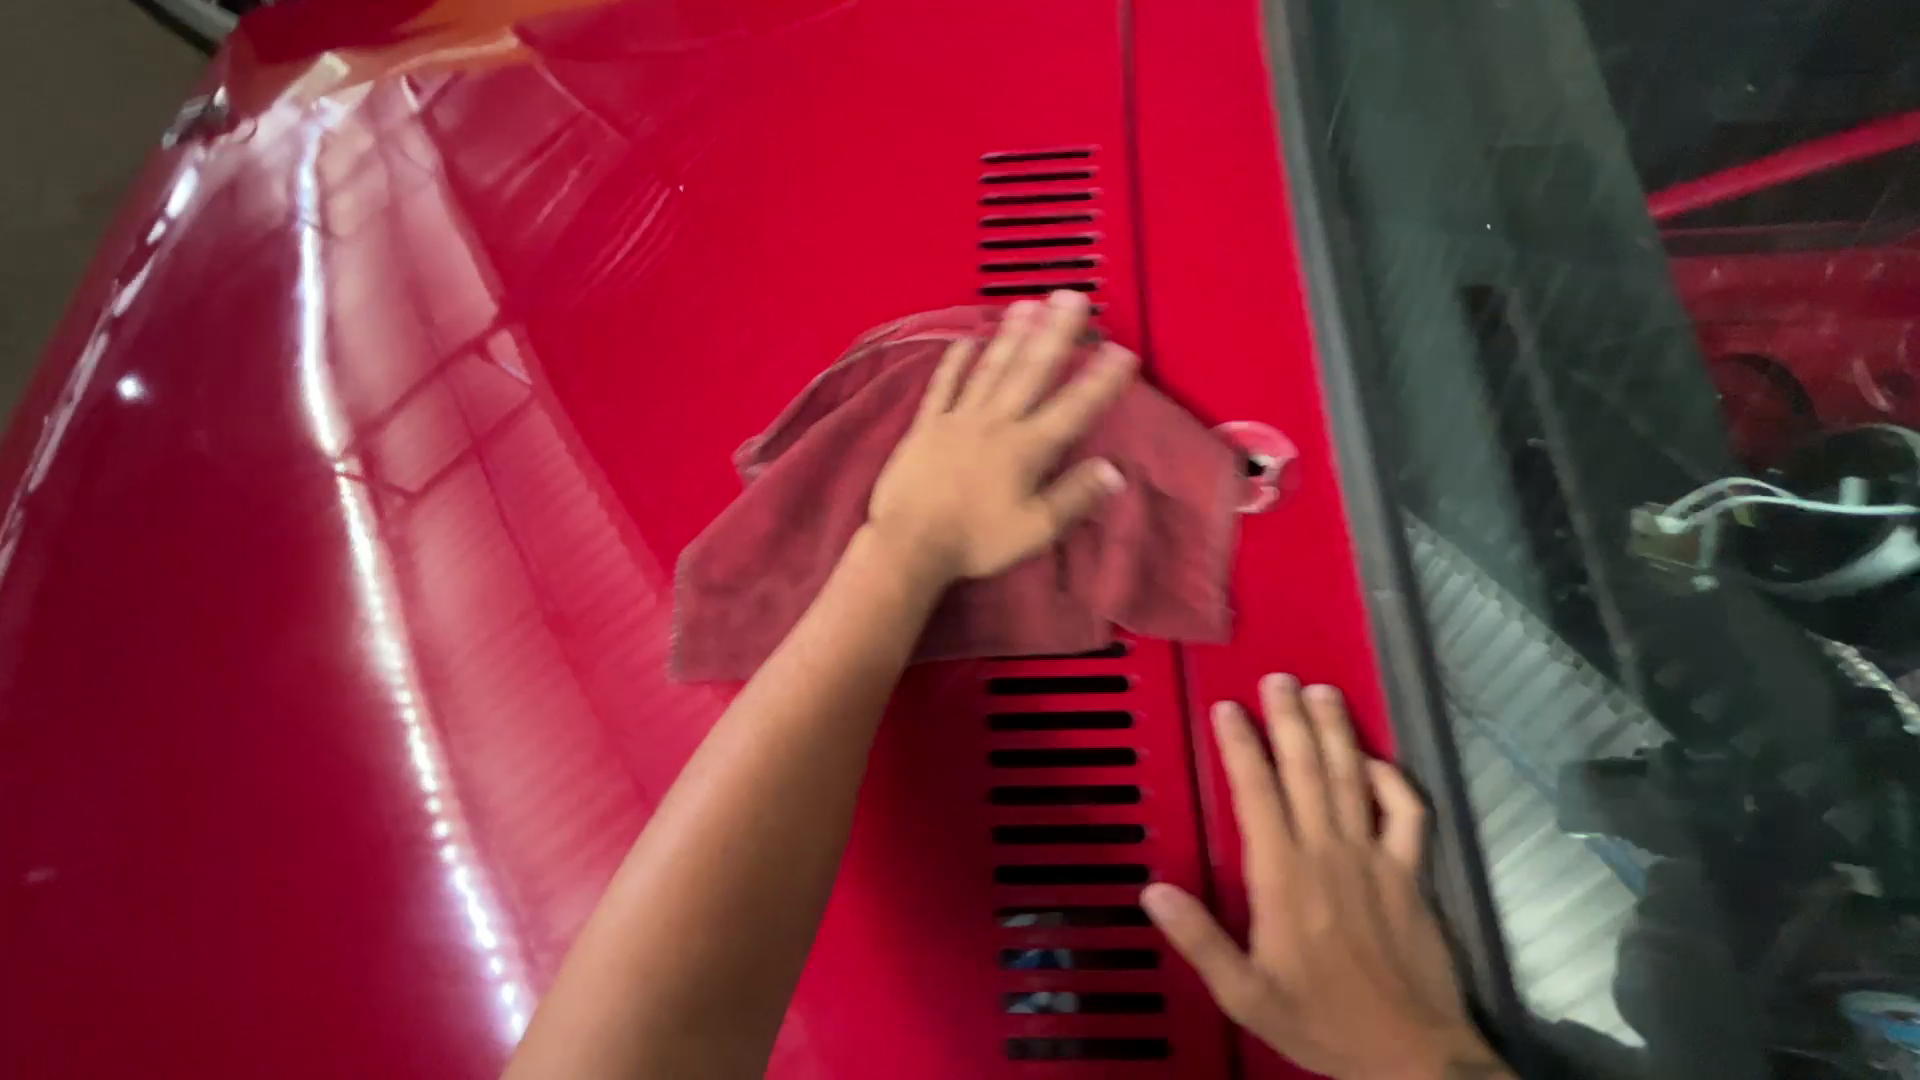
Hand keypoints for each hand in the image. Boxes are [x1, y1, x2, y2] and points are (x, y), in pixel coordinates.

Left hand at [866, 290, 1136, 583]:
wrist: (911, 542)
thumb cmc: (977, 540)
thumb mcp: (1035, 528)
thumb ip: (1074, 496)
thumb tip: (1114, 469)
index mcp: (1027, 448)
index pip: (1073, 408)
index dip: (1099, 381)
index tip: (1121, 352)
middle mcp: (996, 423)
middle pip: (1031, 372)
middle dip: (1055, 334)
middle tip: (1072, 297)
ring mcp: (958, 419)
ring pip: (990, 369)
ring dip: (1011, 335)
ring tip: (1027, 303)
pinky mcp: (926, 426)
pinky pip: (943, 387)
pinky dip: (954, 363)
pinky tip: (965, 341)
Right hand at [1142, 676, 1510, 1079]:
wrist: (1416, 1061)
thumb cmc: (1322, 1022)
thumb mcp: (1246, 996)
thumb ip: (1200, 940)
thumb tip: (1151, 890)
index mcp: (1284, 876)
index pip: (1257, 793)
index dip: (1241, 745)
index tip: (1227, 708)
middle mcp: (1328, 853)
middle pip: (1306, 770)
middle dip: (1289, 719)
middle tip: (1278, 678)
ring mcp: (1376, 859)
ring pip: (1352, 779)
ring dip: (1335, 732)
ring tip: (1322, 692)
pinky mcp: (1412, 874)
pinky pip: (1408, 814)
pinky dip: (1393, 780)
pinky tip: (1374, 760)